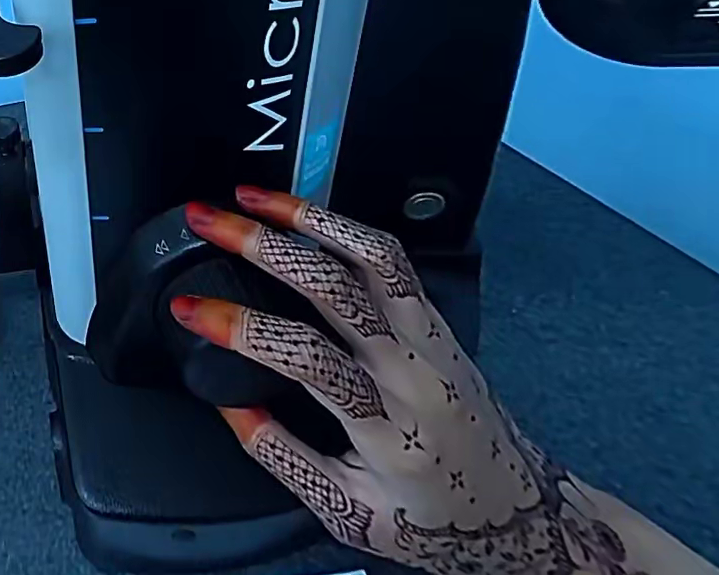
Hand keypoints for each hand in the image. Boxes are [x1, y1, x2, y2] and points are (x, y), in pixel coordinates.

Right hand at [173, 187, 718, 574]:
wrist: (527, 517)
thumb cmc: (435, 521)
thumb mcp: (350, 514)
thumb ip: (283, 457)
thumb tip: (230, 402)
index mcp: (389, 428)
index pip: (307, 358)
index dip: (241, 327)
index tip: (191, 310)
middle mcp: (412, 370)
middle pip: (334, 287)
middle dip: (260, 245)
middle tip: (208, 221)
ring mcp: (427, 335)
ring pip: (370, 254)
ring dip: (305, 216)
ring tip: (253, 196)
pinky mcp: (432, 317)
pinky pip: (386, 256)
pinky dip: (337, 224)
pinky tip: (301, 213)